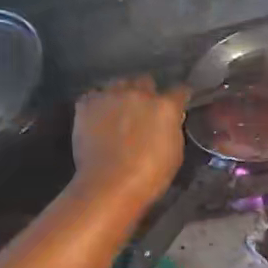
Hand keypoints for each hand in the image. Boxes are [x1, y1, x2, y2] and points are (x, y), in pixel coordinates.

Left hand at [71, 76, 187, 209]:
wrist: (109, 186)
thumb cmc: (149, 178)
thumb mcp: (174, 154)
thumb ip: (172, 129)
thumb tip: (167, 122)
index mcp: (165, 107)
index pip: (179, 91)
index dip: (178, 98)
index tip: (176, 105)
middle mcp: (139, 94)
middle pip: (145, 81)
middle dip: (145, 93)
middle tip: (142, 111)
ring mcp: (110, 96)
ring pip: (118, 85)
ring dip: (121, 96)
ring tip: (116, 113)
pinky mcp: (87, 104)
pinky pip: (94, 97)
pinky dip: (97, 105)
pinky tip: (96, 120)